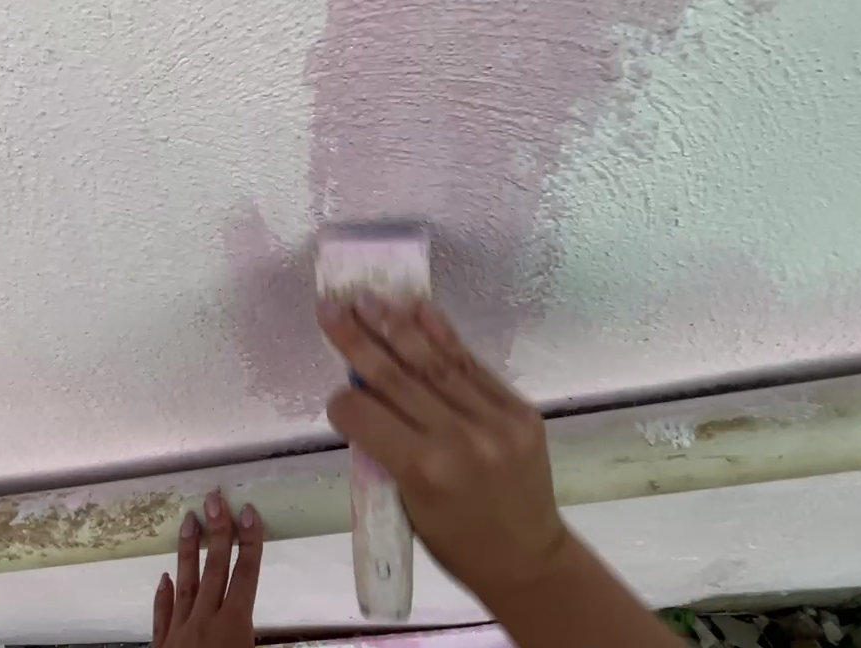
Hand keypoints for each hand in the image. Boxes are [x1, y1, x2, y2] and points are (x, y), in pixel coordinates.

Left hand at [152, 491, 263, 647]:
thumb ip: (256, 634)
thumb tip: (270, 622)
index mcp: (233, 626)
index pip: (245, 575)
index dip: (250, 542)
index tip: (249, 512)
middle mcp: (205, 621)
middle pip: (214, 569)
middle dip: (217, 531)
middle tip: (214, 499)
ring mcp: (179, 632)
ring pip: (186, 584)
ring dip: (188, 551)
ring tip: (188, 520)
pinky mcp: (161, 647)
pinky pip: (162, 616)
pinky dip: (163, 597)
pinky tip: (164, 579)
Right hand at [316, 296, 567, 603]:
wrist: (529, 561)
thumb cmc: (454, 541)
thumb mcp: (405, 502)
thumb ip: (383, 445)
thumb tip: (362, 388)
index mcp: (423, 470)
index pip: (365, 415)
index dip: (342, 401)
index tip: (334, 395)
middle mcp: (459, 438)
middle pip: (395, 376)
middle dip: (356, 339)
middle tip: (331, 308)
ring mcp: (494, 420)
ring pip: (432, 361)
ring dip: (394, 325)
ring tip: (367, 299)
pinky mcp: (517, 409)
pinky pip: (470, 363)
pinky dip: (441, 334)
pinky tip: (418, 308)